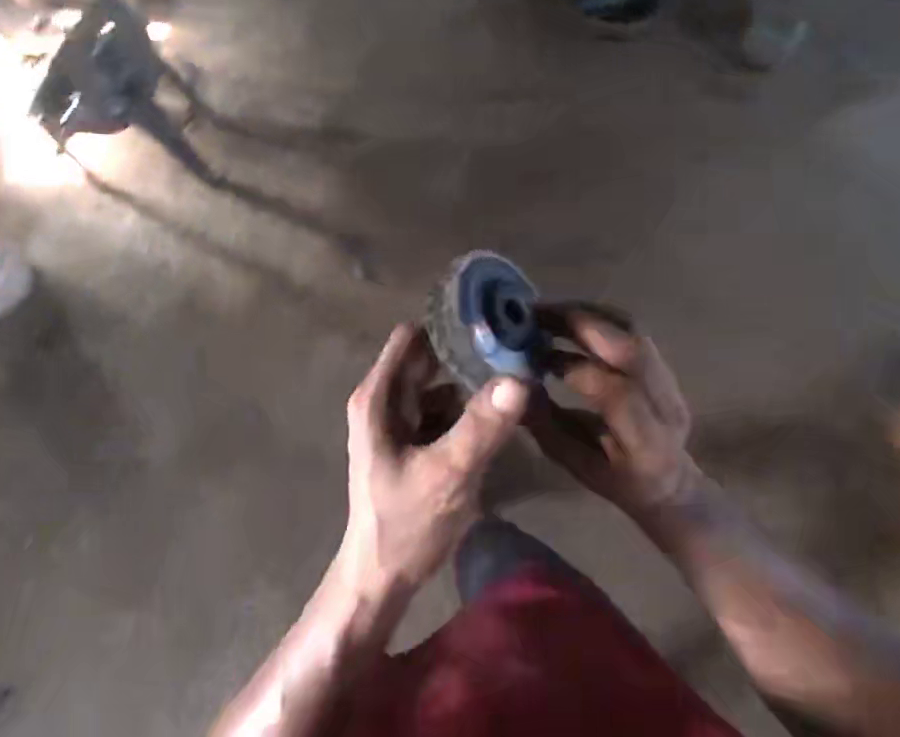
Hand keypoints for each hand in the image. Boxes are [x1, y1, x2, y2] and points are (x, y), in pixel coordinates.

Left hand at [338, 325, 530, 598]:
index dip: (448, 323)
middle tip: (517, 343)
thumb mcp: (448, 474)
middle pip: (429, 357)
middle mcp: (386, 400)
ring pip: (440, 382)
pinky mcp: (415, 441)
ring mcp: (400, 421)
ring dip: (472, 378)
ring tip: (517, 369)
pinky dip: (469, 404)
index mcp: (379, 397)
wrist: (381, 581)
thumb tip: (520, 378)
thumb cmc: (405, 525)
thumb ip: (482, 427)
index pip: (412, 337)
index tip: (492, 318)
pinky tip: (502, 407)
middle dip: (468, 349)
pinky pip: (445, 408)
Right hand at [526, 304, 699, 517]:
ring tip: (548, 313)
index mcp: (647, 442)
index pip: (615, 392)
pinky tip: (568, 320)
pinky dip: (597, 319)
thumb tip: (514, 384)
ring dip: (587, 315)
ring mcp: (670, 381)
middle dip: (580, 324)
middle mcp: (666, 405)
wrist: (671, 483)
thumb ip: (547, 425)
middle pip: (630, 348)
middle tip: (535, 316)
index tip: (534, 360)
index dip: (573, 368)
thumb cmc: (618, 482)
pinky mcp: (664, 364)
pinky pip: (631, 330)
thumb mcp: (576, 465)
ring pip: (632, 330)